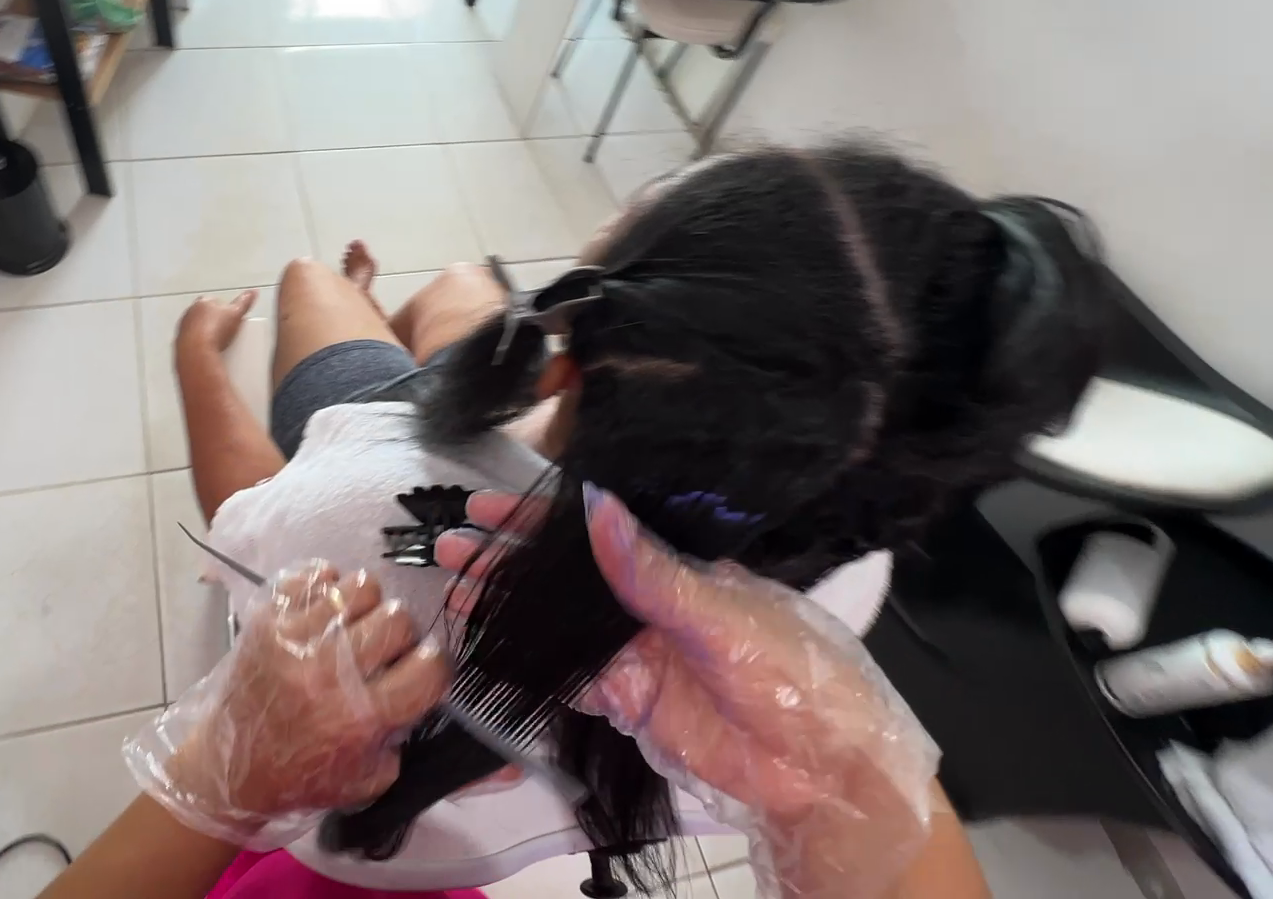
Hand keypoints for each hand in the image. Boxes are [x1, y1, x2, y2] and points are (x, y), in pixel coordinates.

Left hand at [124, 562, 449, 847]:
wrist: (226, 763)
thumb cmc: (301, 774)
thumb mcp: (365, 779)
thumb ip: (401, 734)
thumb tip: (420, 682)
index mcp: (359, 717)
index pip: (428, 667)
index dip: (433, 664)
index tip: (420, 666)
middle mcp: (330, 672)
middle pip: (397, 617)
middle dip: (399, 632)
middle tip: (381, 647)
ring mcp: (296, 637)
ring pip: (361, 586)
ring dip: (365, 605)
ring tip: (351, 624)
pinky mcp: (270, 616)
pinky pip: (318, 574)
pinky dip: (327, 586)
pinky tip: (323, 609)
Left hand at [176, 290, 256, 353]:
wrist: (197, 352)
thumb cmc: (215, 330)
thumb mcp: (236, 314)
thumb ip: (245, 302)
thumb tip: (253, 291)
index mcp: (202, 302)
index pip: (215, 301)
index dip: (225, 310)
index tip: (232, 319)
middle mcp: (189, 312)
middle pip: (205, 315)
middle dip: (215, 321)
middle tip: (228, 332)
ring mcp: (183, 328)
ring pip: (197, 328)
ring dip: (206, 334)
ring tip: (220, 344)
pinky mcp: (179, 342)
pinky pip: (192, 342)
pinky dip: (199, 345)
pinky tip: (209, 352)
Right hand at [436, 486, 939, 898]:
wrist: (822, 770)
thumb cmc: (786, 668)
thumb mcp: (718, 611)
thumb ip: (648, 567)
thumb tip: (593, 503)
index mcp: (667, 564)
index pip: (587, 530)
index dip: (533, 519)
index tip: (483, 507)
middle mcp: (639, 600)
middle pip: (557, 576)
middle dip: (503, 562)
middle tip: (449, 551)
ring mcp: (628, 650)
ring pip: (553, 624)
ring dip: (506, 611)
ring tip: (457, 597)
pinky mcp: (625, 698)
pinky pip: (566, 676)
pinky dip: (530, 666)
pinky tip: (490, 654)